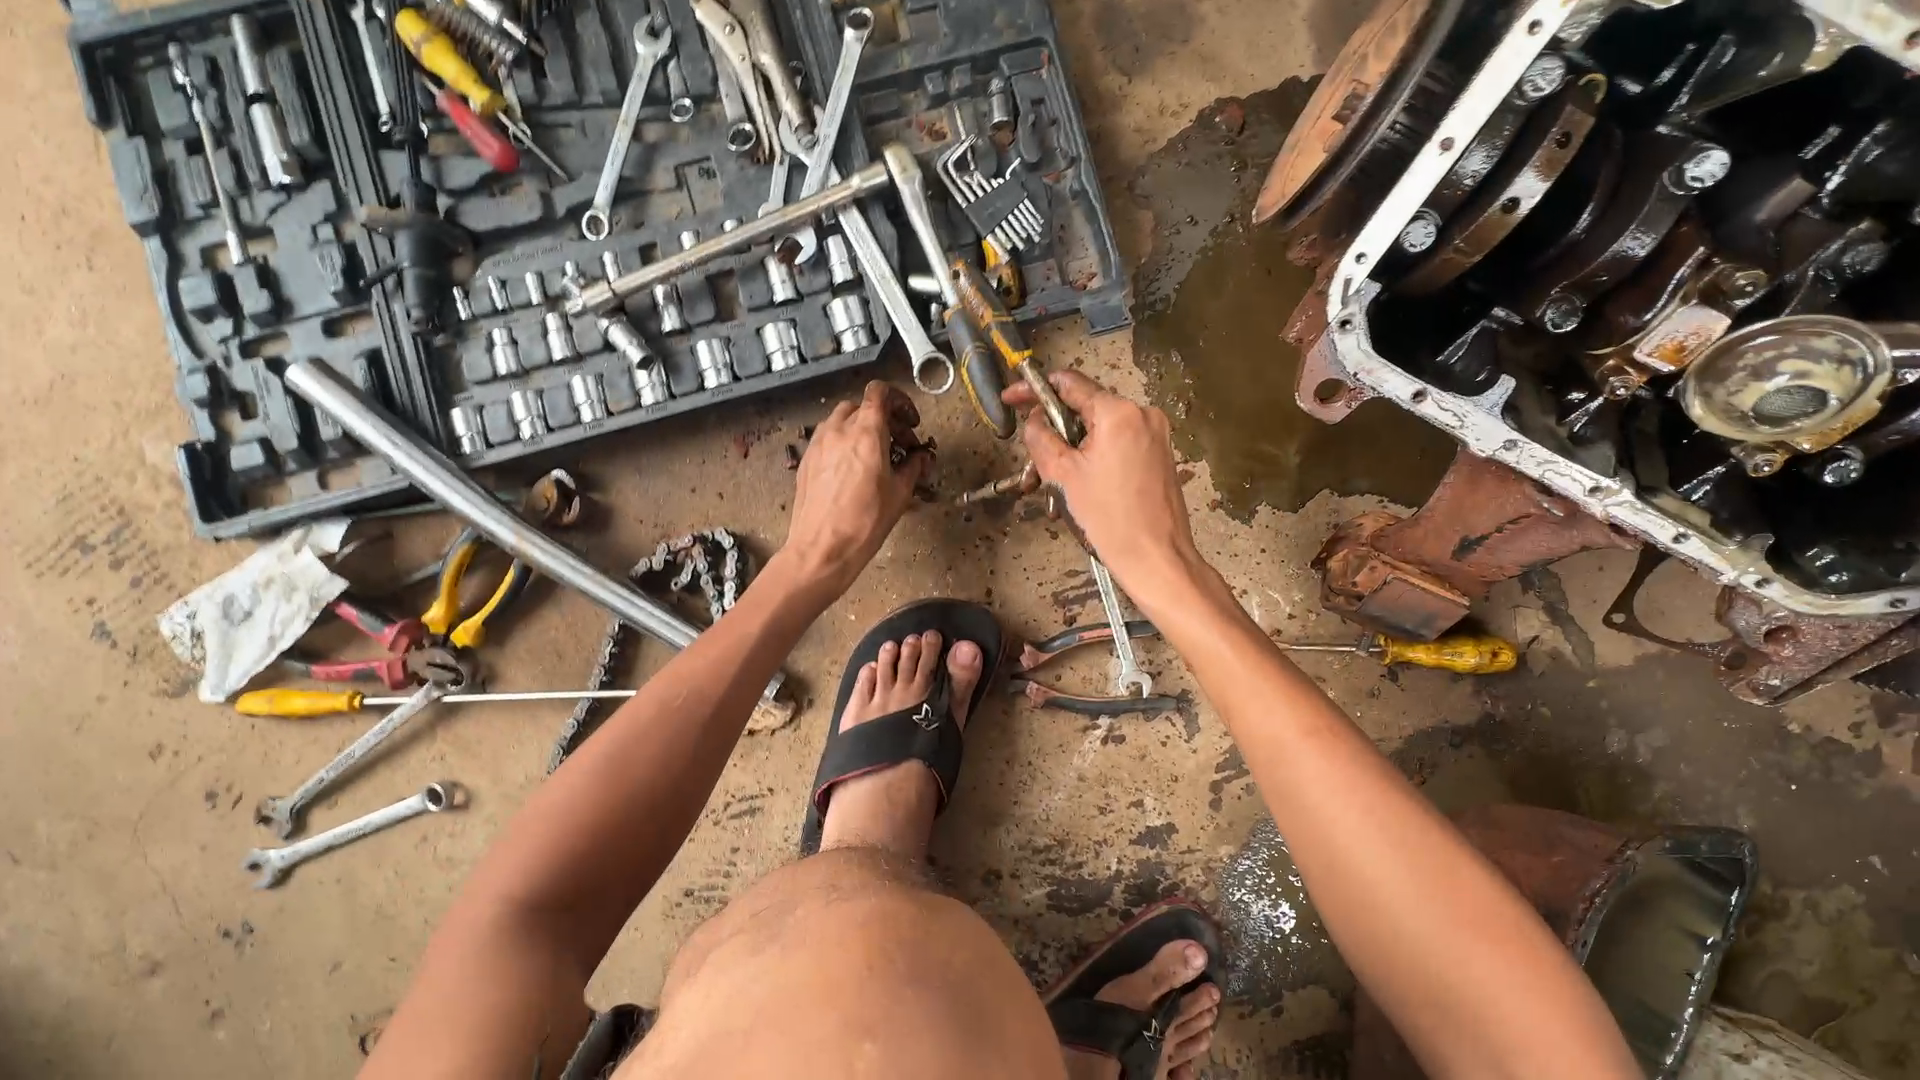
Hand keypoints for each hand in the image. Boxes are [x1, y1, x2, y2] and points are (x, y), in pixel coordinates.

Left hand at [782, 381, 930, 595]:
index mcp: (866, 432)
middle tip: (899, 443)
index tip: (909, 421)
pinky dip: (843, 443)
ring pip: (841, 421)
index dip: (899, 400)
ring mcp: (818, 444)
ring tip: (875, 456)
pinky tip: (853, 470)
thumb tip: (921, 459)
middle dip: (883, 419)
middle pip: (861, 406)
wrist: (822, 548)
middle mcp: (838, 430)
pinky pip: (827, 440)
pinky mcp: (806, 461)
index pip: (879, 392)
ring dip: (861, 429)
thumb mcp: (900, 494)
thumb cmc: (865, 522)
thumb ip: (913, 467)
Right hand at [1005, 372, 1203, 606]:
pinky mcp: (1158, 456)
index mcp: (1118, 413)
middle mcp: (1142, 415)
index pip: (1068, 383)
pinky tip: (1077, 491)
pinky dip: (1092, 462)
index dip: (1033, 389)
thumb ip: (1041, 437)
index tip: (1012, 399)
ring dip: (1070, 455)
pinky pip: (1116, 448)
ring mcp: (1154, 436)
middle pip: (1084, 411)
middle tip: (1031, 463)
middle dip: (1052, 435)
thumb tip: (1033, 420)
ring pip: (1098, 434)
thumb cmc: (1110, 520)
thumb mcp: (1062, 475)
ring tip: (1050, 489)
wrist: (1156, 559)